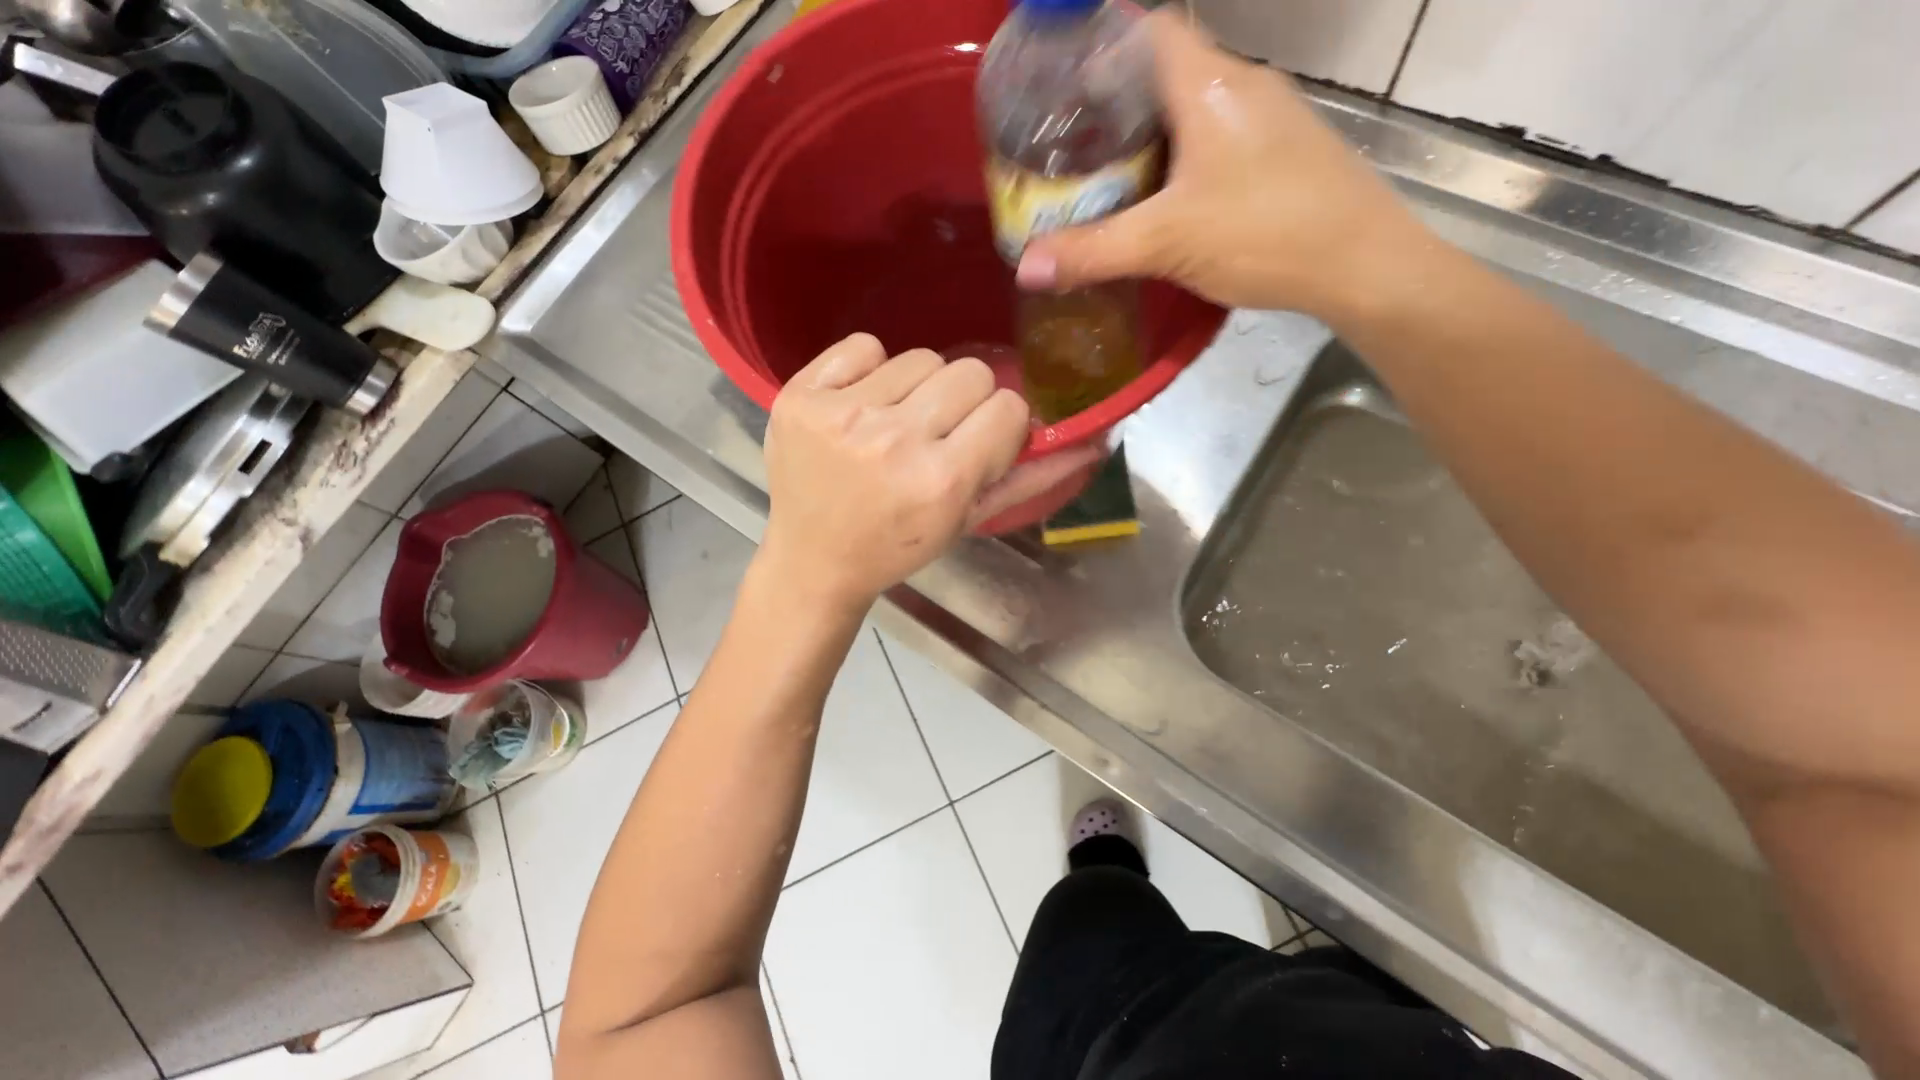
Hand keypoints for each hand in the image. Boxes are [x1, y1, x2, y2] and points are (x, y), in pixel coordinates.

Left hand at [758, 334, 1102, 609]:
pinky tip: (859, 406)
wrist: (812, 562)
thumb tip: (1093, 440)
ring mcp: (841, 414)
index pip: (1008, 407)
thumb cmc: (896, 547)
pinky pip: (862, 345)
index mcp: (941, 480)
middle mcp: (893, 440)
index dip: (1000, 425)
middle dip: (964, 402)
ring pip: (919, 356)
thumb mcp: (966, 522)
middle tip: (938, 432)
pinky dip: (868, 369)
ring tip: (894, 423)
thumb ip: (1028, 478)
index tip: (979, 443)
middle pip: (969, 372)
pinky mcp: (800, 395)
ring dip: (917, 387)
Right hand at [1015, 12, 1431, 320]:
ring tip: (1115, 172)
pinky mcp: (1292, 149)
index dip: (1106, 42)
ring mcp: (1276, 116)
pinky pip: (1227, 134)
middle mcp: (1246, 84)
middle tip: (1078, 140)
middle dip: (1121, 100)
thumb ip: (1093, 252)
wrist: (1366, 264)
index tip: (1069, 79)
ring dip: (1158, 131)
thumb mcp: (1167, 244)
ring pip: (1201, 104)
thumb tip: (1025, 267)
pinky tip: (1174, 197)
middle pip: (1171, 69)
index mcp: (1210, 85)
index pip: (1151, 28)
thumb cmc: (1266, 235)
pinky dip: (1191, 153)